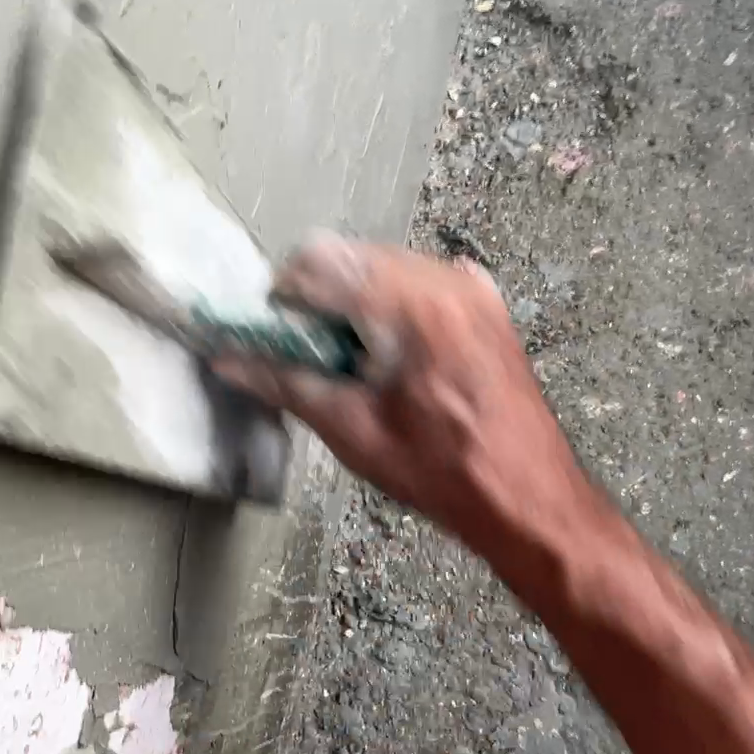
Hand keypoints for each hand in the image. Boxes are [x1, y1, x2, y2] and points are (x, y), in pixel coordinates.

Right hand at [213, 234, 602, 561]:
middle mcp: (444, 278)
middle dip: (316, 298)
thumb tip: (226, 359)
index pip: (317, 261)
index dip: (281, 297)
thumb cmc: (437, 471)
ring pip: (382, 265)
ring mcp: (471, 287)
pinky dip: (389, 305)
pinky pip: (418, 281)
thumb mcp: (349, 429)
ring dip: (350, 301)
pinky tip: (391, 354)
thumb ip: (283, 382)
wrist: (526, 497)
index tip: (274, 339)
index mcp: (409, 305)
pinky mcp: (486, 303)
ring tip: (351, 360)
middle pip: (349, 255)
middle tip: (310, 355)